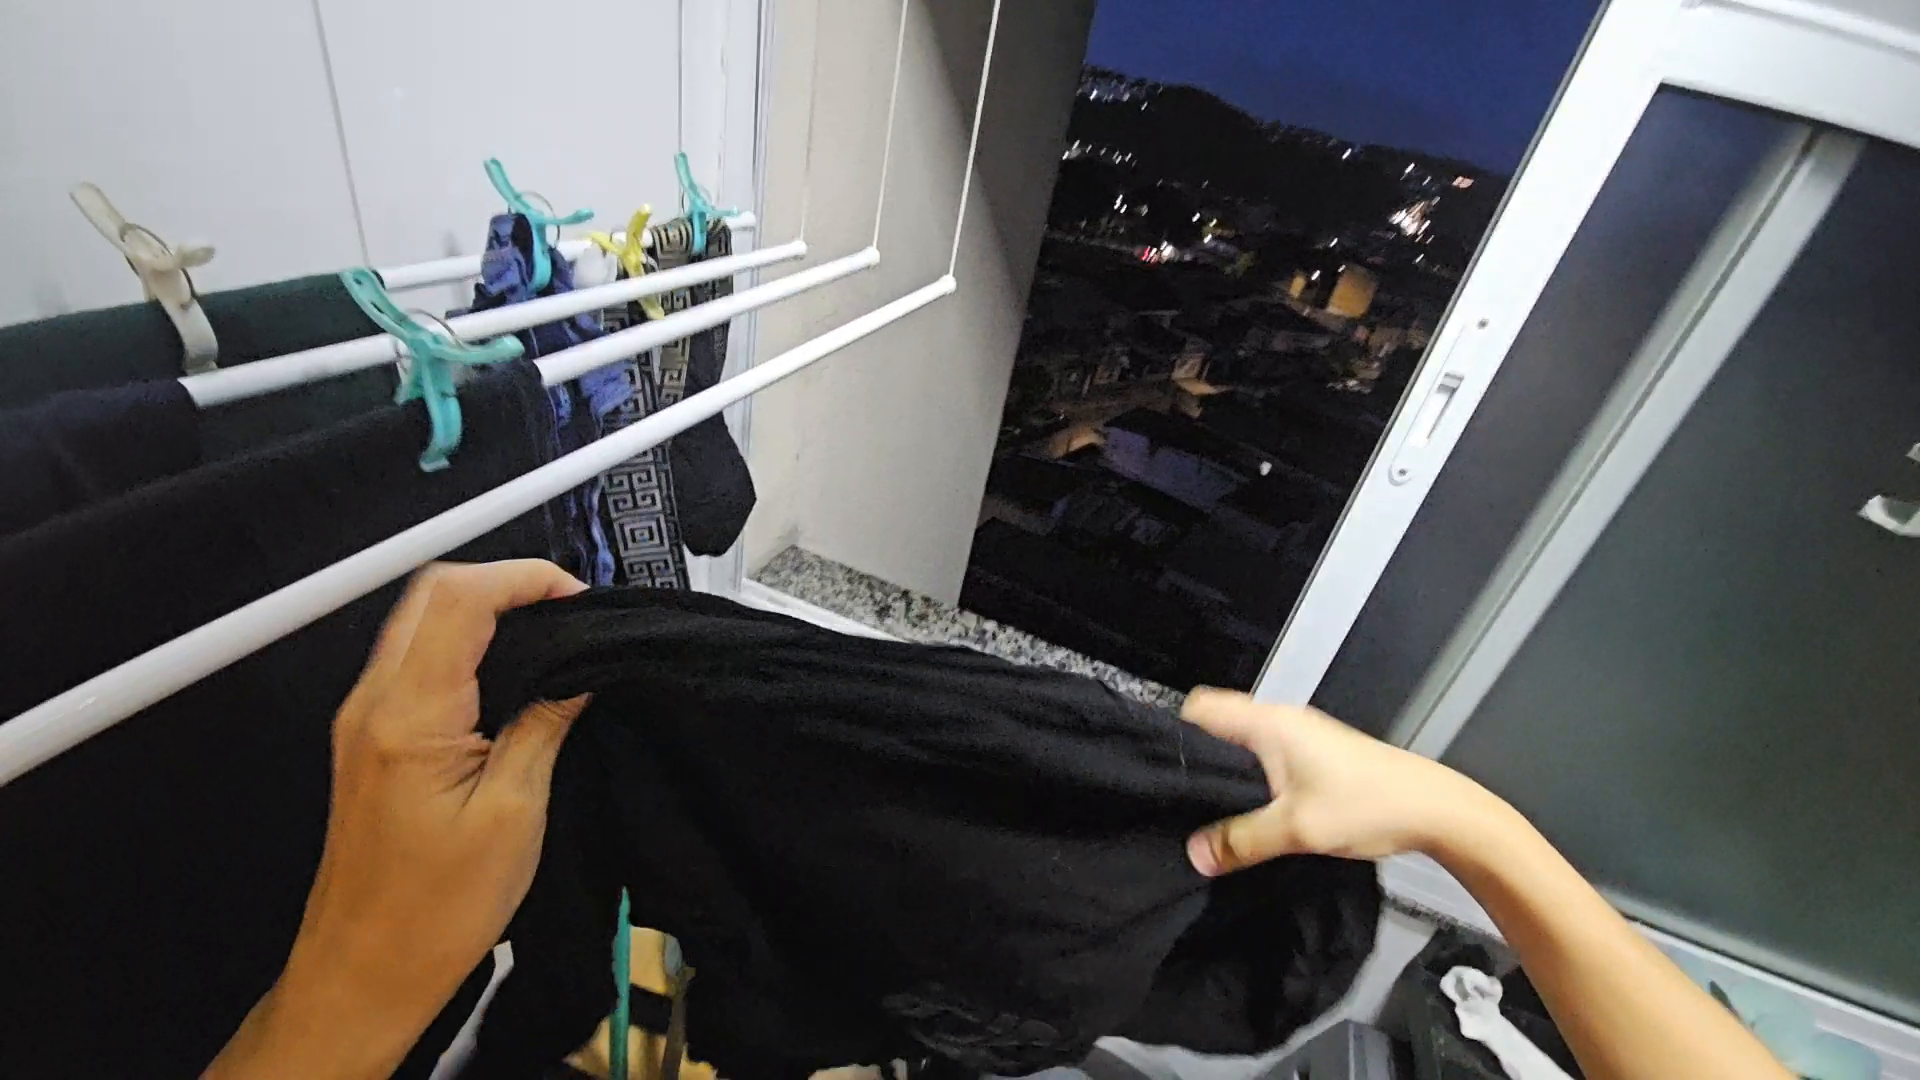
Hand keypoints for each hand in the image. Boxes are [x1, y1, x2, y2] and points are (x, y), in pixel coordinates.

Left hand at [208, 560, 589, 1079]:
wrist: (366, 971)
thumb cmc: (440, 906)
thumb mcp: (515, 810)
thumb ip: (545, 722)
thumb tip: (579, 671)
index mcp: (409, 718)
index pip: (460, 602)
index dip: (526, 580)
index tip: (580, 600)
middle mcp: (375, 703)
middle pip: (433, 591)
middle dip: (508, 581)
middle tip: (570, 608)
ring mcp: (369, 716)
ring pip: (426, 617)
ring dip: (492, 606)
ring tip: (557, 632)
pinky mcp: (378, 733)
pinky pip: (425, 654)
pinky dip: (475, 638)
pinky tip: (520, 665)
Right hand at [1182, 687, 1492, 874]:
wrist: (1437, 810)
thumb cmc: (1367, 805)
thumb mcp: (1296, 830)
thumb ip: (1240, 841)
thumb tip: (1194, 854)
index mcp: (1267, 723)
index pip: (1202, 706)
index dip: (1177, 729)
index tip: (1163, 764)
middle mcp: (1280, 719)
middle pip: (1219, 720)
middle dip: (1197, 751)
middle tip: (1179, 790)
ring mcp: (1300, 733)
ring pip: (1243, 738)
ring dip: (1226, 763)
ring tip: (1209, 802)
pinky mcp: (1315, 751)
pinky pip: (1264, 750)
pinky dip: (1249, 769)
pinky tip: (1251, 804)